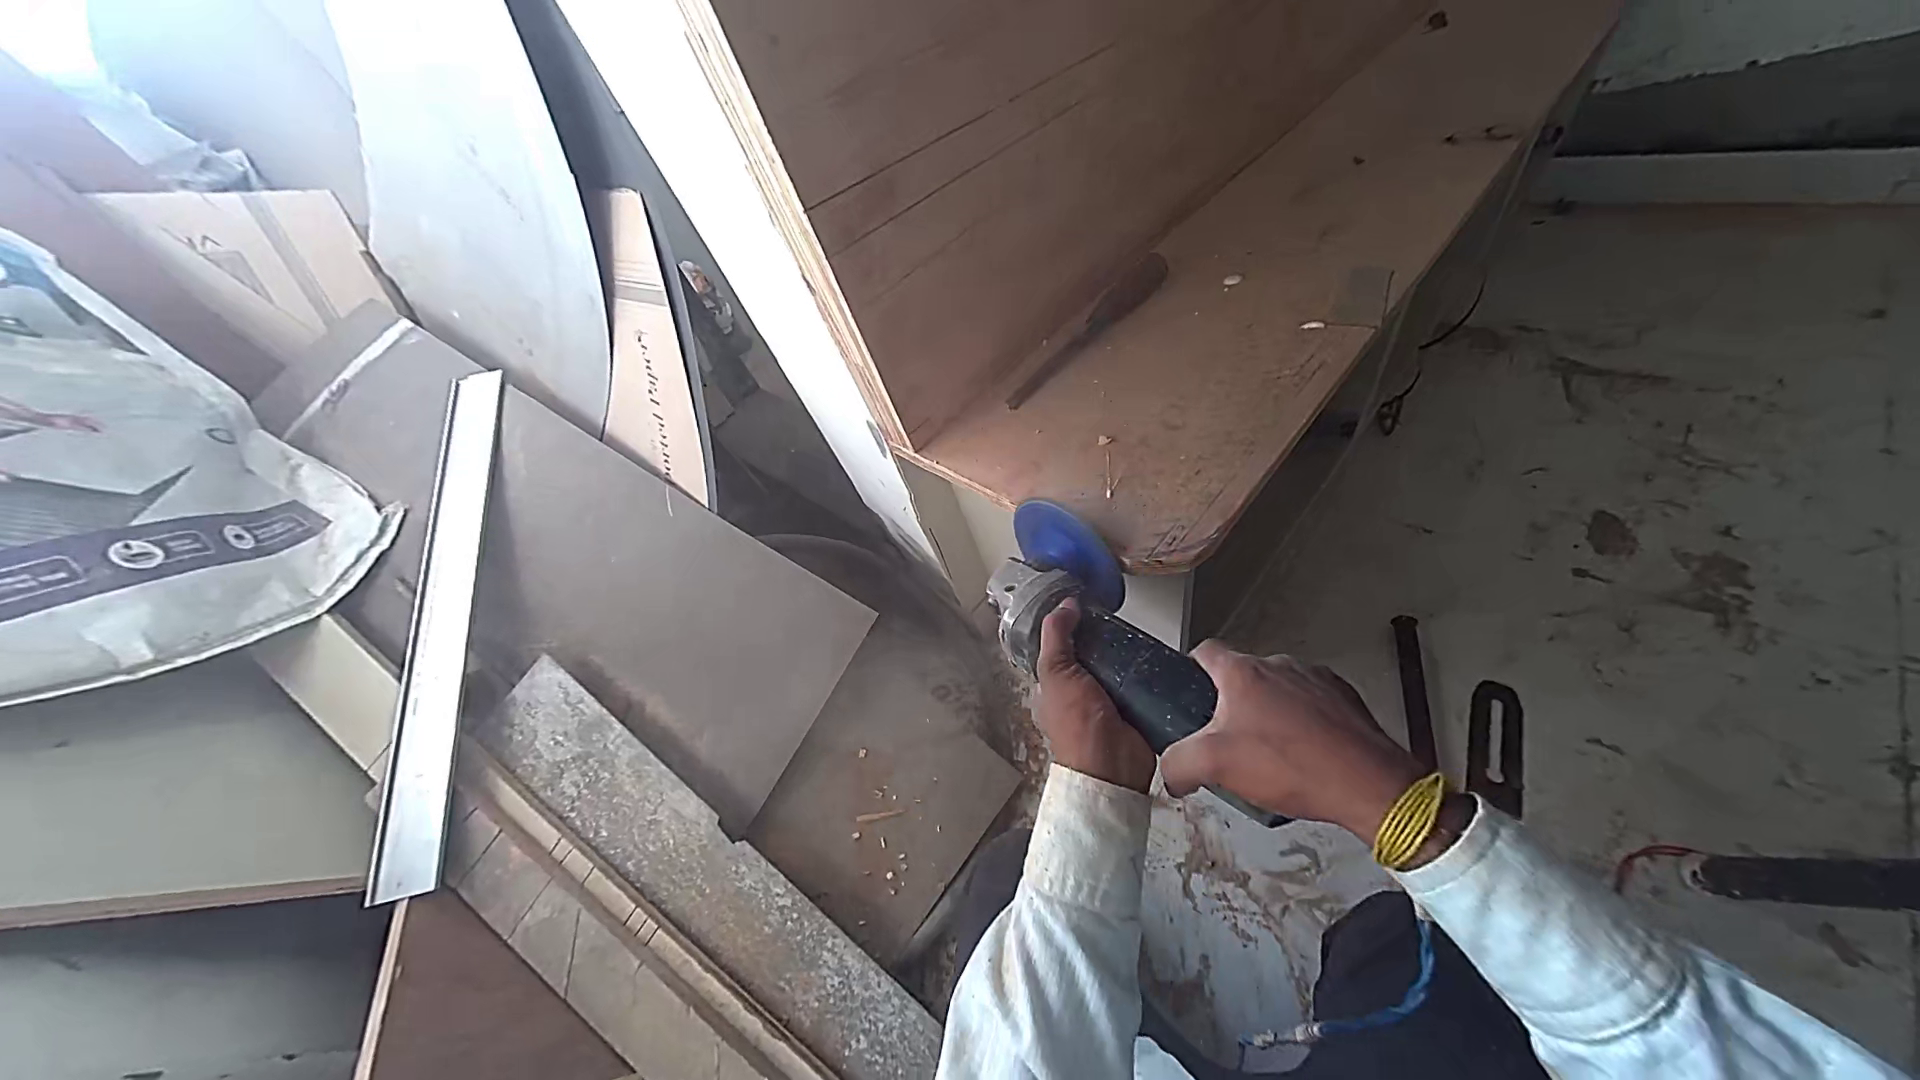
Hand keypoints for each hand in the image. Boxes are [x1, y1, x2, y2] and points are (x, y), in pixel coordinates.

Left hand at [1035, 599, 1155, 792]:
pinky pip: (1144, 679)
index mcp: (1057, 682)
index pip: (1065, 645)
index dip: (1074, 625)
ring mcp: (1111, 698)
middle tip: (1122, 616)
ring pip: (1120, 664)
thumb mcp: (1055, 672)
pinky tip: (1156, 653)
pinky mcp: (1137, 706)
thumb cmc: (1076, 724)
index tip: (1090, 602)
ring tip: (1143, 630)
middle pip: (1096, 652)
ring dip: (1130, 651)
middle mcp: (1083, 689)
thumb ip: (1056, 637)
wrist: (1113, 766)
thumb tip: (1065, 604)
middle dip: (1107, 637)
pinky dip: (1149, 668)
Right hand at [1160, 645, 1423, 839]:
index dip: (1192, 669)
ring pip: (1278, 689)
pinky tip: (1304, 754)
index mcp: (1243, 672)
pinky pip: (1311, 702)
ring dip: (1270, 712)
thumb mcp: (1214, 767)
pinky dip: (1304, 722)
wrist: (1369, 786)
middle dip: (1233, 703)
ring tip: (1272, 753)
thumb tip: (1170, 772)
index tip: (1192, 690)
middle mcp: (1279, 666)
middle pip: (1241, 675)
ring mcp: (1315, 679)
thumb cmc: (1295, 766)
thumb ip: (1178, 765)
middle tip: (1232, 740)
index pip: (1204, 651)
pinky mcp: (1344, 698)